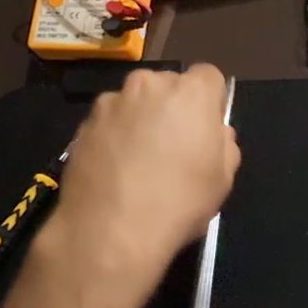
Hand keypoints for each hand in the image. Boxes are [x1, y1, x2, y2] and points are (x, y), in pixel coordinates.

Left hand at [35, 64, 239, 298]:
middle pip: (169, 85)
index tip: (206, 130)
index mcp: (192, 92)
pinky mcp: (83, 124)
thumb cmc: (180, 202)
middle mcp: (150, 84)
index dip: (210, 102)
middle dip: (173, 108)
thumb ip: (224, 143)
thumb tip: (213, 134)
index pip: (208, 76)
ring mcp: (111, 102)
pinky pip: (109, 122)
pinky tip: (115, 170)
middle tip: (174, 147)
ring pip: (135, 102)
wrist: (110, 231)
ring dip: (141, 120)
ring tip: (139, 161)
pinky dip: (114, 136)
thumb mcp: (223, 179)